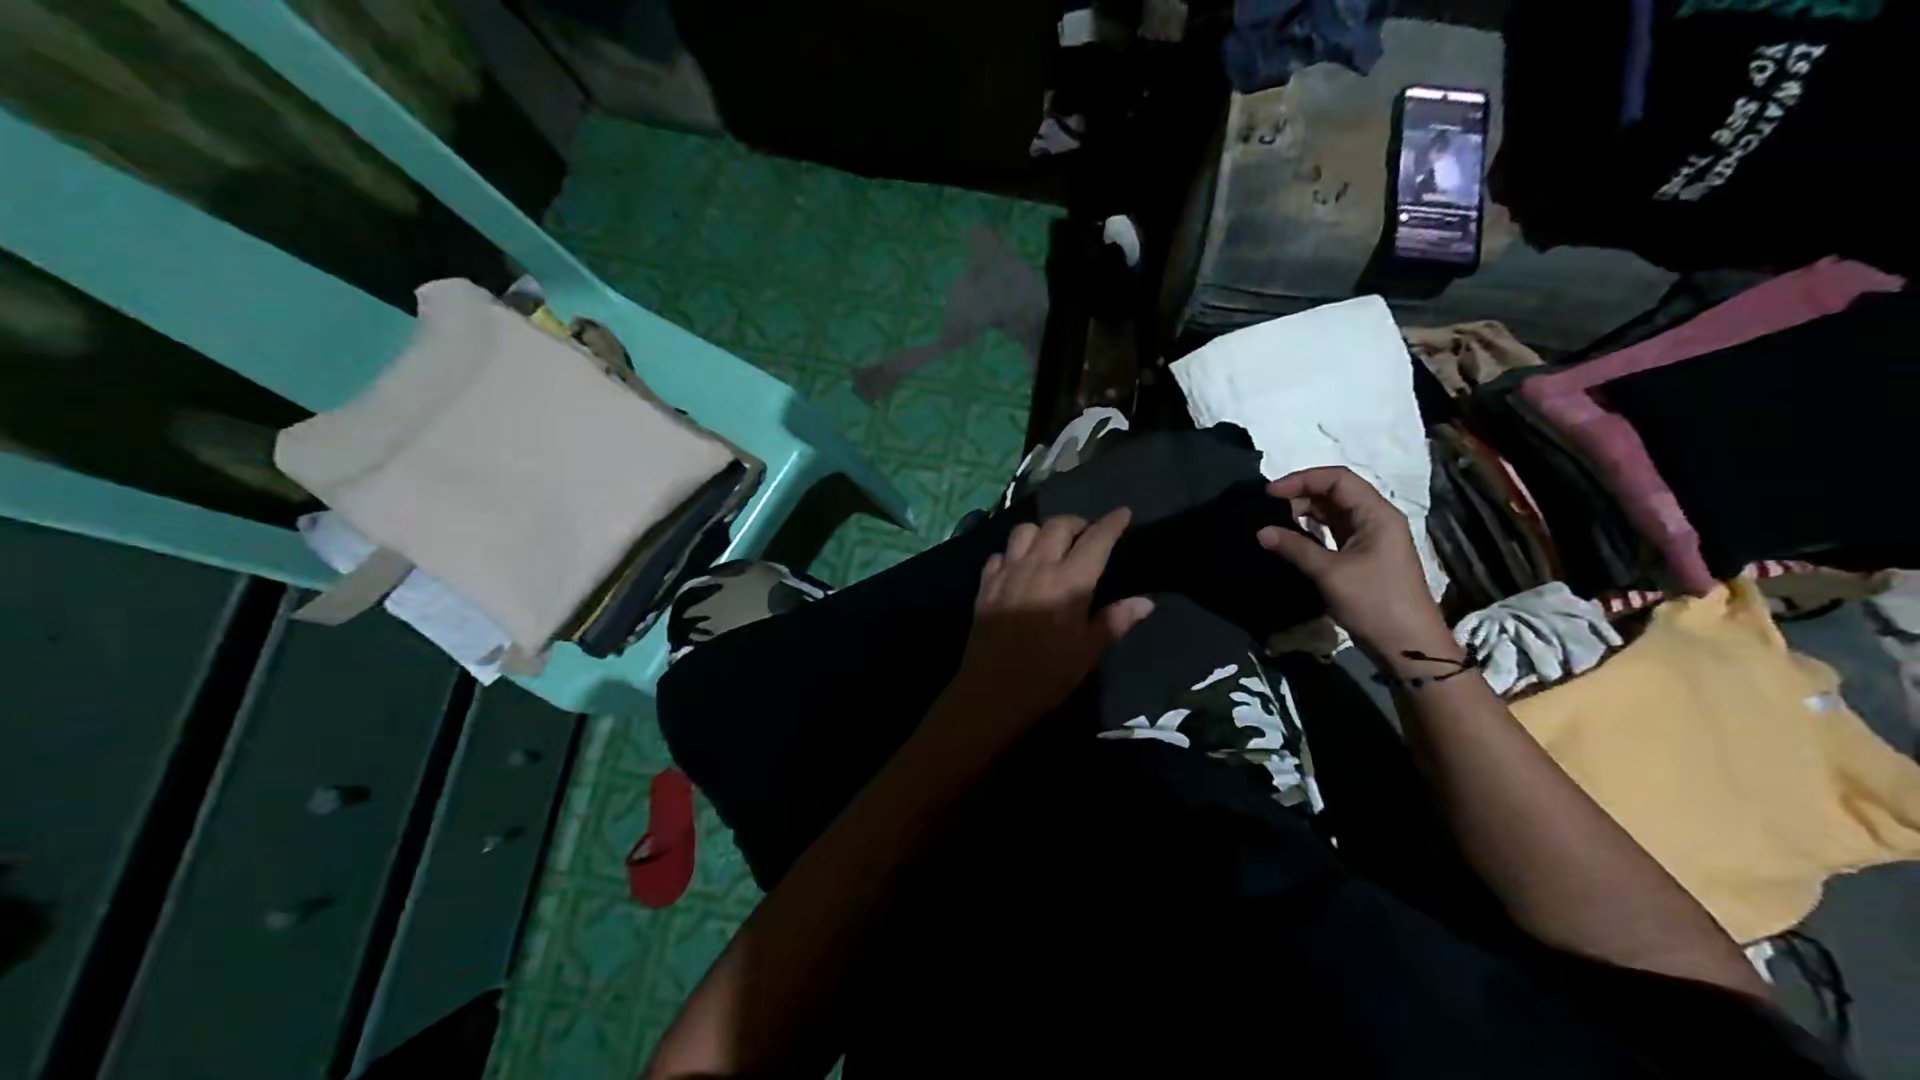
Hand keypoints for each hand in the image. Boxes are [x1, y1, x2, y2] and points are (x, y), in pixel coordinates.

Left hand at [949, 509, 1155, 726]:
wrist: (992, 691)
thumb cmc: (1047, 674)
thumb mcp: (1088, 652)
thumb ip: (1115, 621)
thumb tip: (1145, 601)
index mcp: (1068, 581)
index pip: (1096, 540)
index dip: (1112, 523)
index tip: (1123, 513)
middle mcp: (1037, 567)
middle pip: (1058, 525)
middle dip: (1078, 522)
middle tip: (1088, 535)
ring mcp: (1007, 572)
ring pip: (1025, 530)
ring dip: (1043, 531)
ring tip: (1053, 545)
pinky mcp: (985, 584)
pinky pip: (1000, 553)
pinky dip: (1014, 552)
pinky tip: (1020, 566)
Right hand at [1256, 467, 1449, 653]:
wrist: (1407, 644)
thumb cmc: (1374, 602)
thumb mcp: (1330, 573)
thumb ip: (1295, 547)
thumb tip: (1261, 532)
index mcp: (1377, 514)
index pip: (1338, 479)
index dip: (1302, 479)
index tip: (1270, 493)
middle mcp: (1376, 519)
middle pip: (1336, 492)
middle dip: (1301, 494)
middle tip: (1268, 508)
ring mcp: (1371, 538)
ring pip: (1334, 512)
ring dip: (1305, 511)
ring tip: (1275, 520)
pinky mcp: (1363, 555)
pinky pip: (1334, 531)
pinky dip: (1312, 529)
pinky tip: (1291, 537)